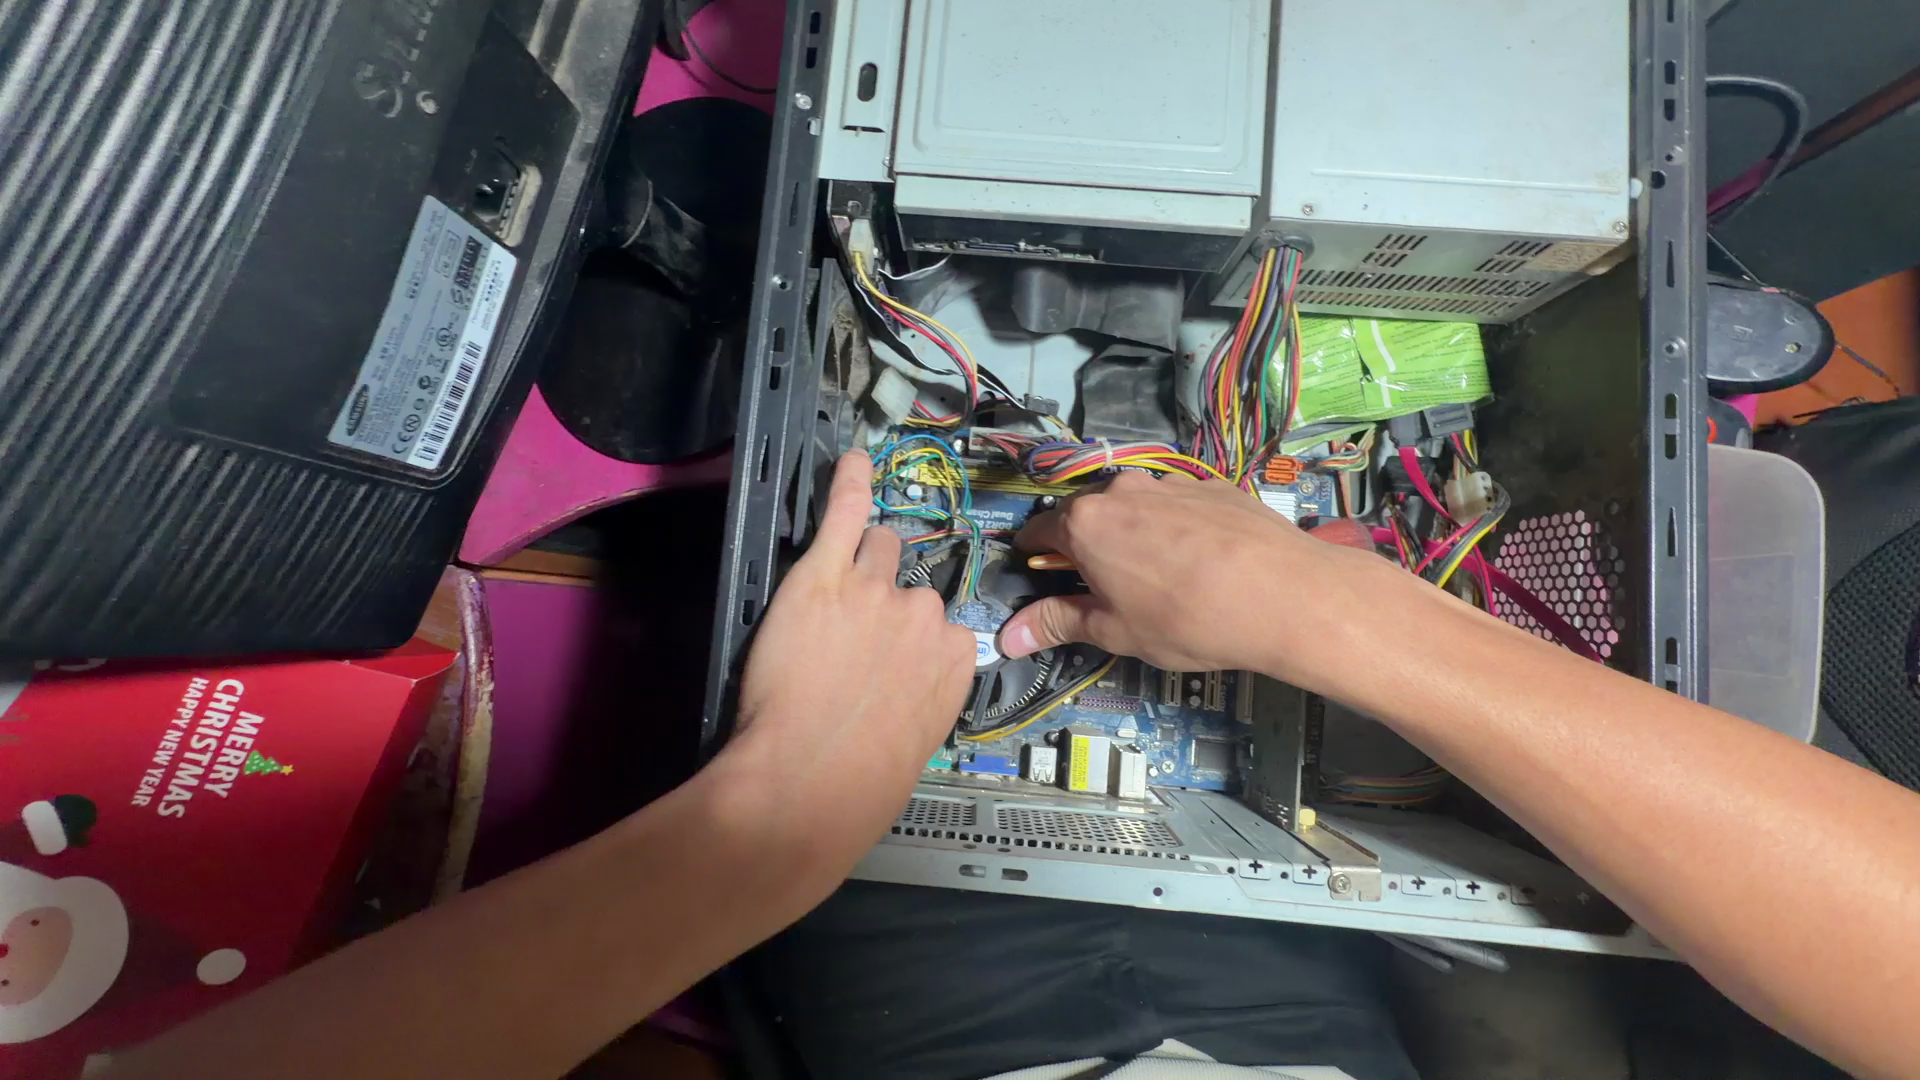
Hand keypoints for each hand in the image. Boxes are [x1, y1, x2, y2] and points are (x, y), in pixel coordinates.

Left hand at [725, 451, 974, 862]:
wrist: (810, 780)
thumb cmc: (864, 782)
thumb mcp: (918, 742)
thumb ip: (923, 699)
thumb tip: (907, 693)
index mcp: (954, 656)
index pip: (942, 629)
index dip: (912, 644)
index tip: (893, 662)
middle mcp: (924, 613)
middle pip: (913, 586)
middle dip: (891, 601)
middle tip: (859, 632)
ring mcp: (876, 588)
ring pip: (881, 550)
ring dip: (867, 562)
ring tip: (841, 584)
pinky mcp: (825, 575)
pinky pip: (844, 516)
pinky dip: (849, 486)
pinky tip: (851, 462)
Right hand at [998, 471, 1417, 692]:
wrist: (1286, 595)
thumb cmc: (1185, 619)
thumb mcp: (1113, 630)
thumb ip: (1056, 624)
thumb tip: (1007, 636)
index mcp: (1085, 523)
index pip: (1038, 530)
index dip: (1034, 556)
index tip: (1041, 576)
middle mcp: (1121, 490)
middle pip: (1086, 514)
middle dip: (1085, 545)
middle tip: (1106, 587)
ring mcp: (1170, 482)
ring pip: (1133, 506)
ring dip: (1131, 533)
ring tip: (1160, 576)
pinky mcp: (1212, 484)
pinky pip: (1176, 504)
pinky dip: (1174, 526)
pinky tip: (1199, 560)